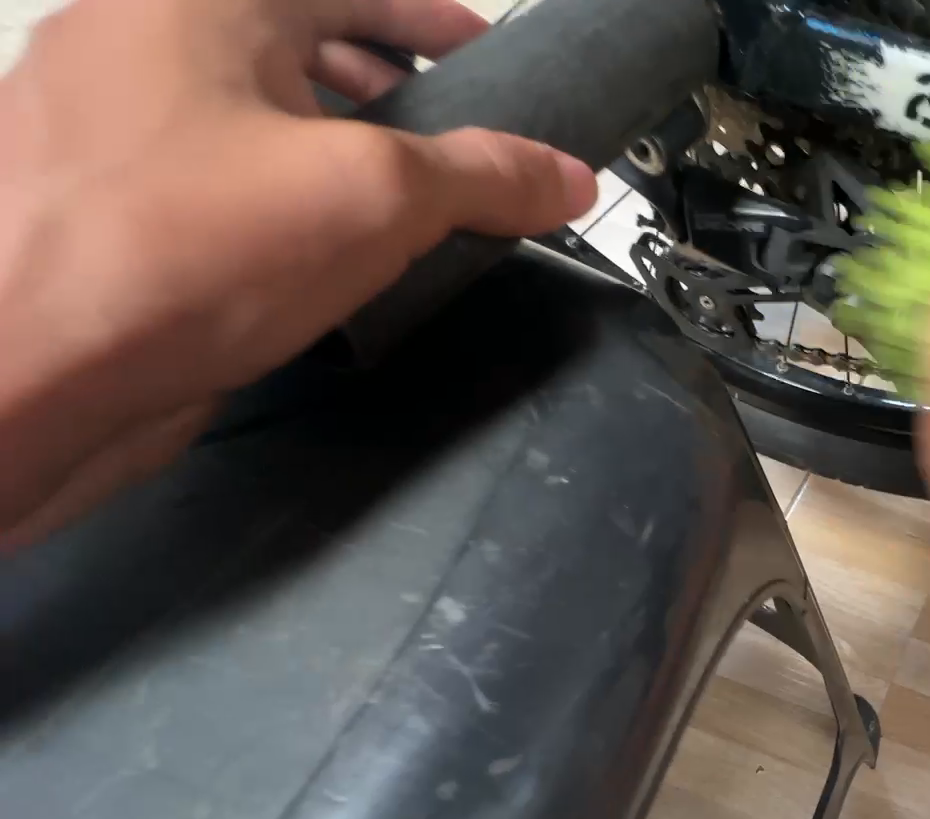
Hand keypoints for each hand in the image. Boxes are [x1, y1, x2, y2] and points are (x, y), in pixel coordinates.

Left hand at [0, 0, 597, 548]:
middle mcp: (146, 49)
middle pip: (310, 48)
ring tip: (436, 209)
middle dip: (409, 94)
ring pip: (281, 121)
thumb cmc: (199, 248)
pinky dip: (318, 201)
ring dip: (366, 155)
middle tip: (481, 153)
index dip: (437, 21)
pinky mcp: (126, 212)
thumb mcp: (378, 193)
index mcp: (194, 5)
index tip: (503, 68)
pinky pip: (253, 182)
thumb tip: (573, 176)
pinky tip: (360, 253)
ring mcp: (125, 132)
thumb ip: (486, 175)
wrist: (29, 370)